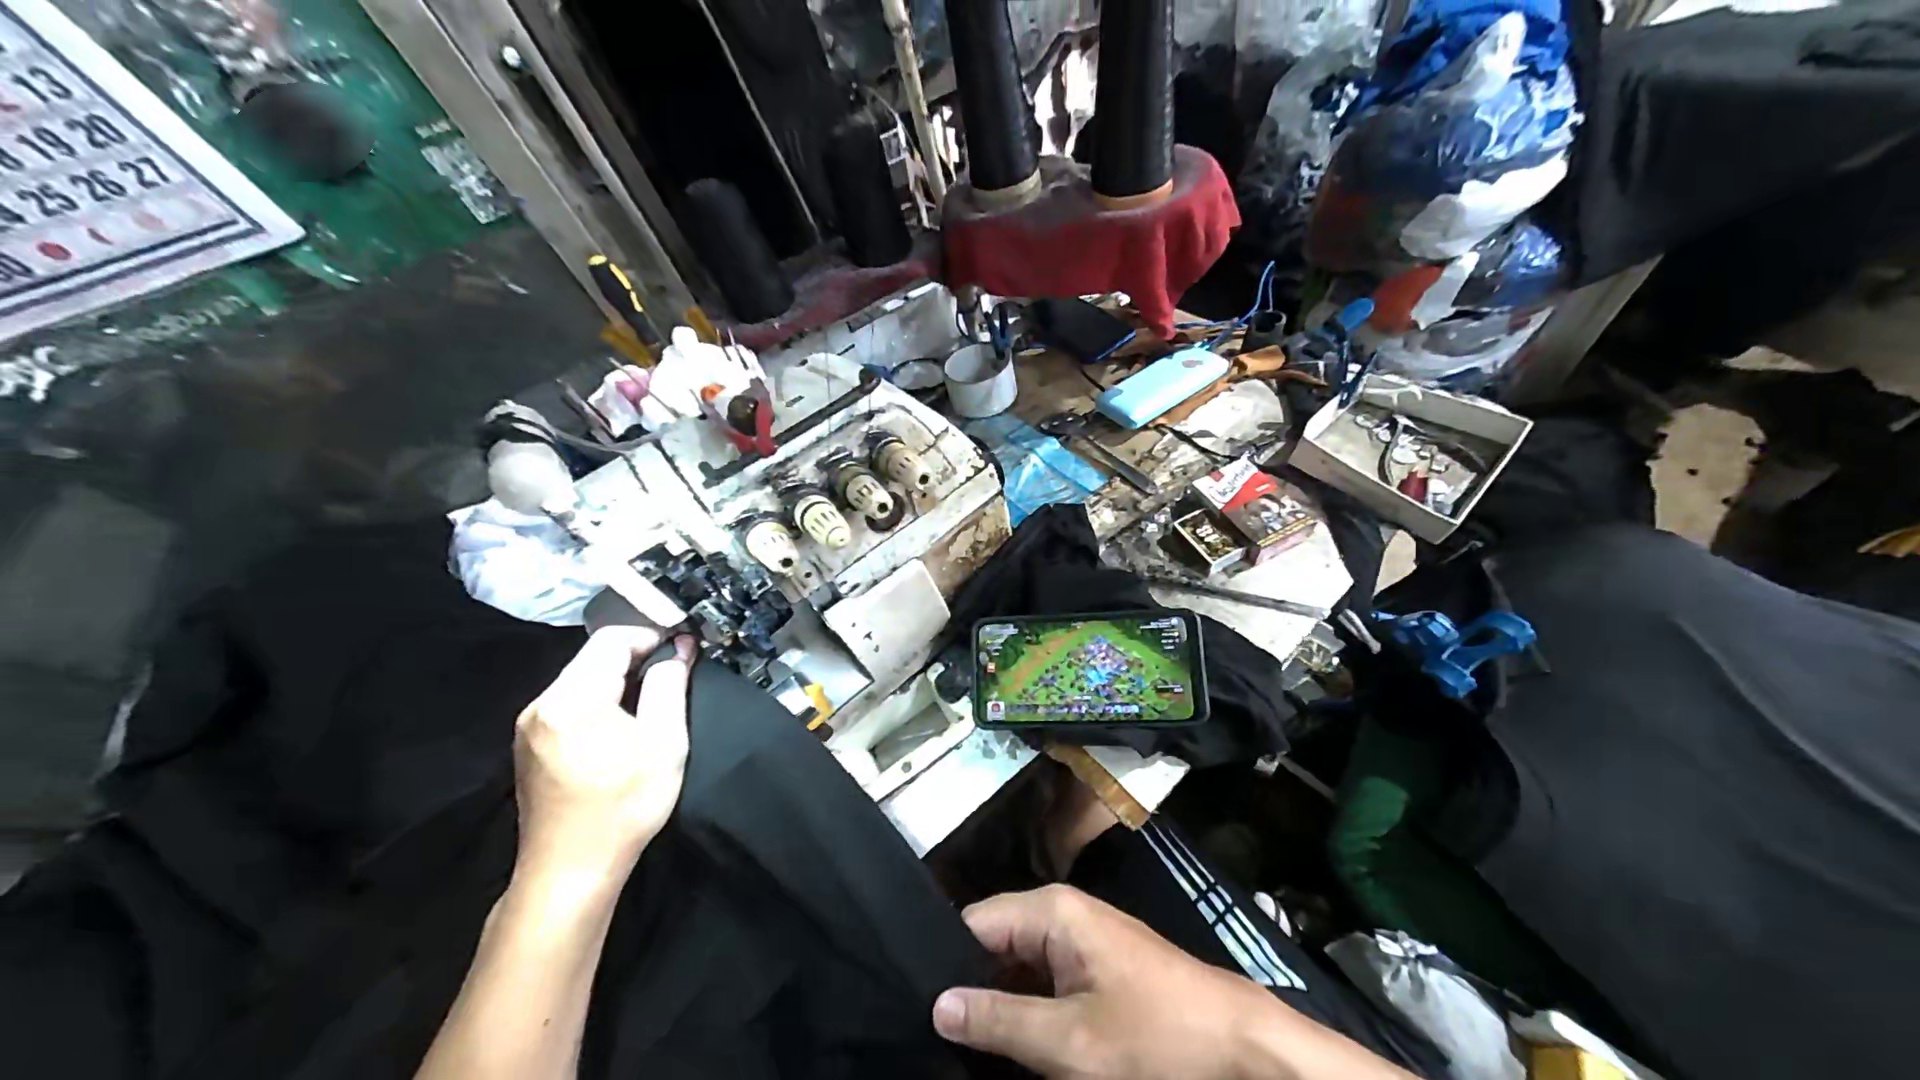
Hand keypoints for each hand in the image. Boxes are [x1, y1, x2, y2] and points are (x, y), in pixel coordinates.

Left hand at [511, 627, 693, 887]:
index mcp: (573, 698)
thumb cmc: (624, 806)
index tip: (682, 647)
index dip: (651, 635)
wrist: (569, 872)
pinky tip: (619, 723)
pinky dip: (597, 698)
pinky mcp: (528, 744)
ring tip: (650, 698)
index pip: (612, 639)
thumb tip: (678, 649)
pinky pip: (568, 701)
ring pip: (579, 678)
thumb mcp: (663, 743)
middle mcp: (542, 703)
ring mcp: (529, 725)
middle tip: (673, 671)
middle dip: (635, 655)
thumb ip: (669, 687)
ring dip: (617, 677)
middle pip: (592, 657)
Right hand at [934, 885, 1407, 1079]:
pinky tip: (1009, 1051)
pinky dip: (1029, 1015)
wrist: (1249, 1053)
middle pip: (995, 945)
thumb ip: (999, 1020)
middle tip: (937, 1041)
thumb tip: (938, 1004)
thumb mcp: (1072, 1042)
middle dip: (972, 991)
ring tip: (962, 1051)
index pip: (974, 924)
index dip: (946, 966)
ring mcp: (1082, 943)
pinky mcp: (1098, 972)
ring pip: (1019, 969)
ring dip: (1000, 1008)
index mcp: (1051, 911)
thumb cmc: (1159, 1040)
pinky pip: (1046, 985)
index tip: (918, 1012)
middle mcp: (1062, 915)